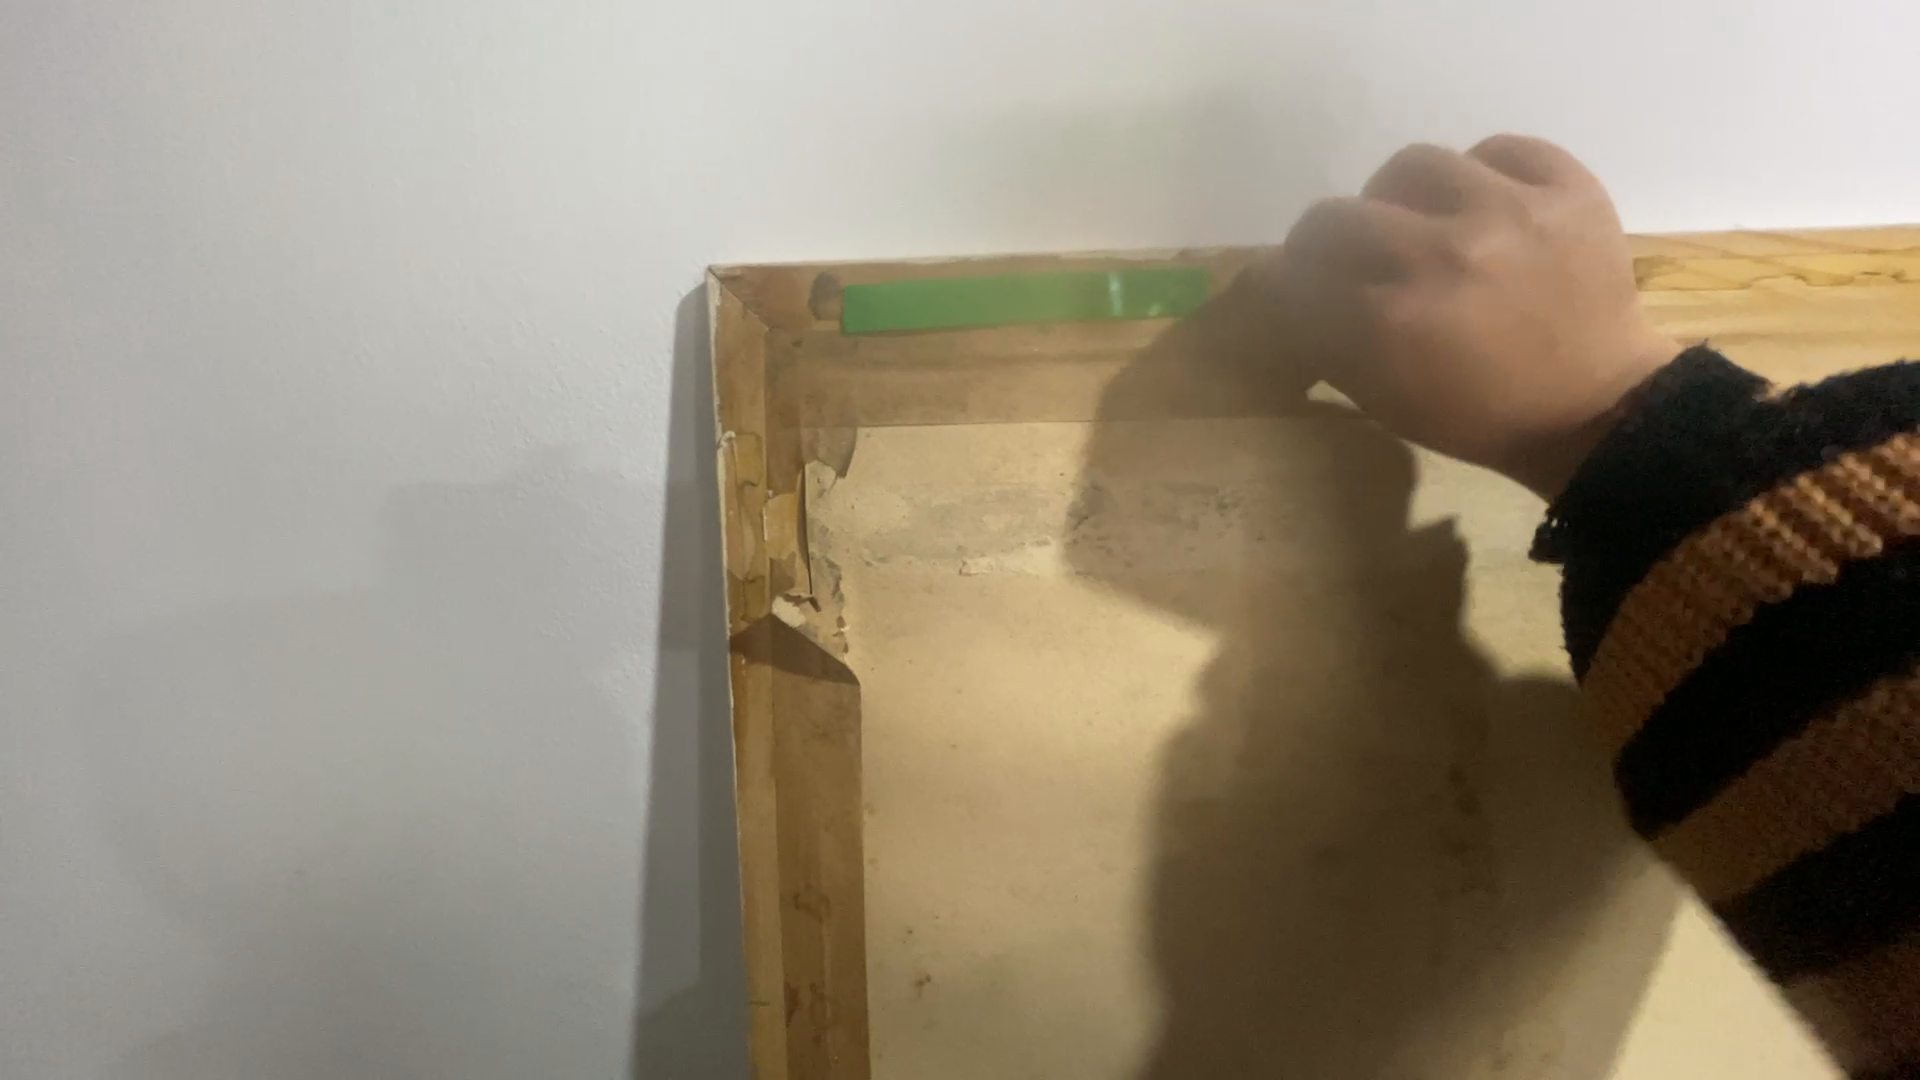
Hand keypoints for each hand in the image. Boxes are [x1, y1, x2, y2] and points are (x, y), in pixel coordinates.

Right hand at [1250, 135, 1679, 498]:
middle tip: (1333, 257)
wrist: (1591, 408)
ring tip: (1407, 223)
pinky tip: (1474, 207)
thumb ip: (1325, 343)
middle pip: (1333, 218)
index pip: (1293, 278)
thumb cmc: (1469, 415)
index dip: (1279, 284)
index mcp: (1386, 321)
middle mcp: (1438, 255)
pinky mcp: (1567, 189)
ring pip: (1409, 166)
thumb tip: (1290, 297)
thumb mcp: (1378, 397)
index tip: (1289, 290)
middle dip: (1316, 243)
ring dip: (1391, 199)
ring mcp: (1507, 213)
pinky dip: (1475, 174)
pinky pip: (1498, 148)